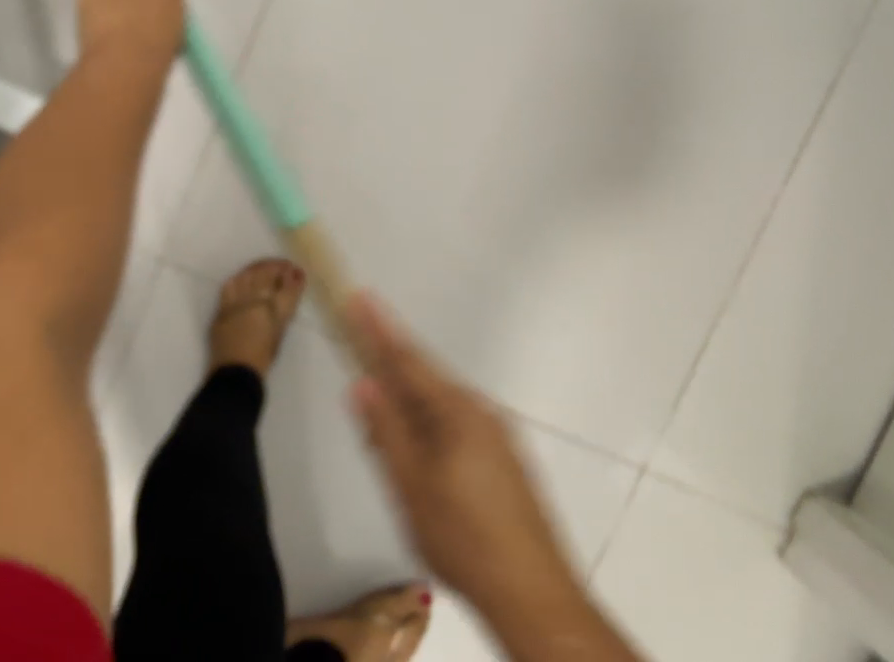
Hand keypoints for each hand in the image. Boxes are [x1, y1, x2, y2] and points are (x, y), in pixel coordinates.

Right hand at [346, 294, 579, 611]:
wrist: (535, 597)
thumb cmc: (463, 539)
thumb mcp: (411, 485)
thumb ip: (386, 430)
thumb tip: (363, 383)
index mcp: (457, 414)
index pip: (408, 361)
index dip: (379, 329)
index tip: (360, 296)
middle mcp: (482, 415)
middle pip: (425, 382)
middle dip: (390, 371)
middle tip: (358, 367)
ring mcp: (499, 440)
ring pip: (440, 410)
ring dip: (408, 405)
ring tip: (381, 427)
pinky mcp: (506, 465)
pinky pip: (456, 429)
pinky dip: (428, 428)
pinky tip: (418, 456)